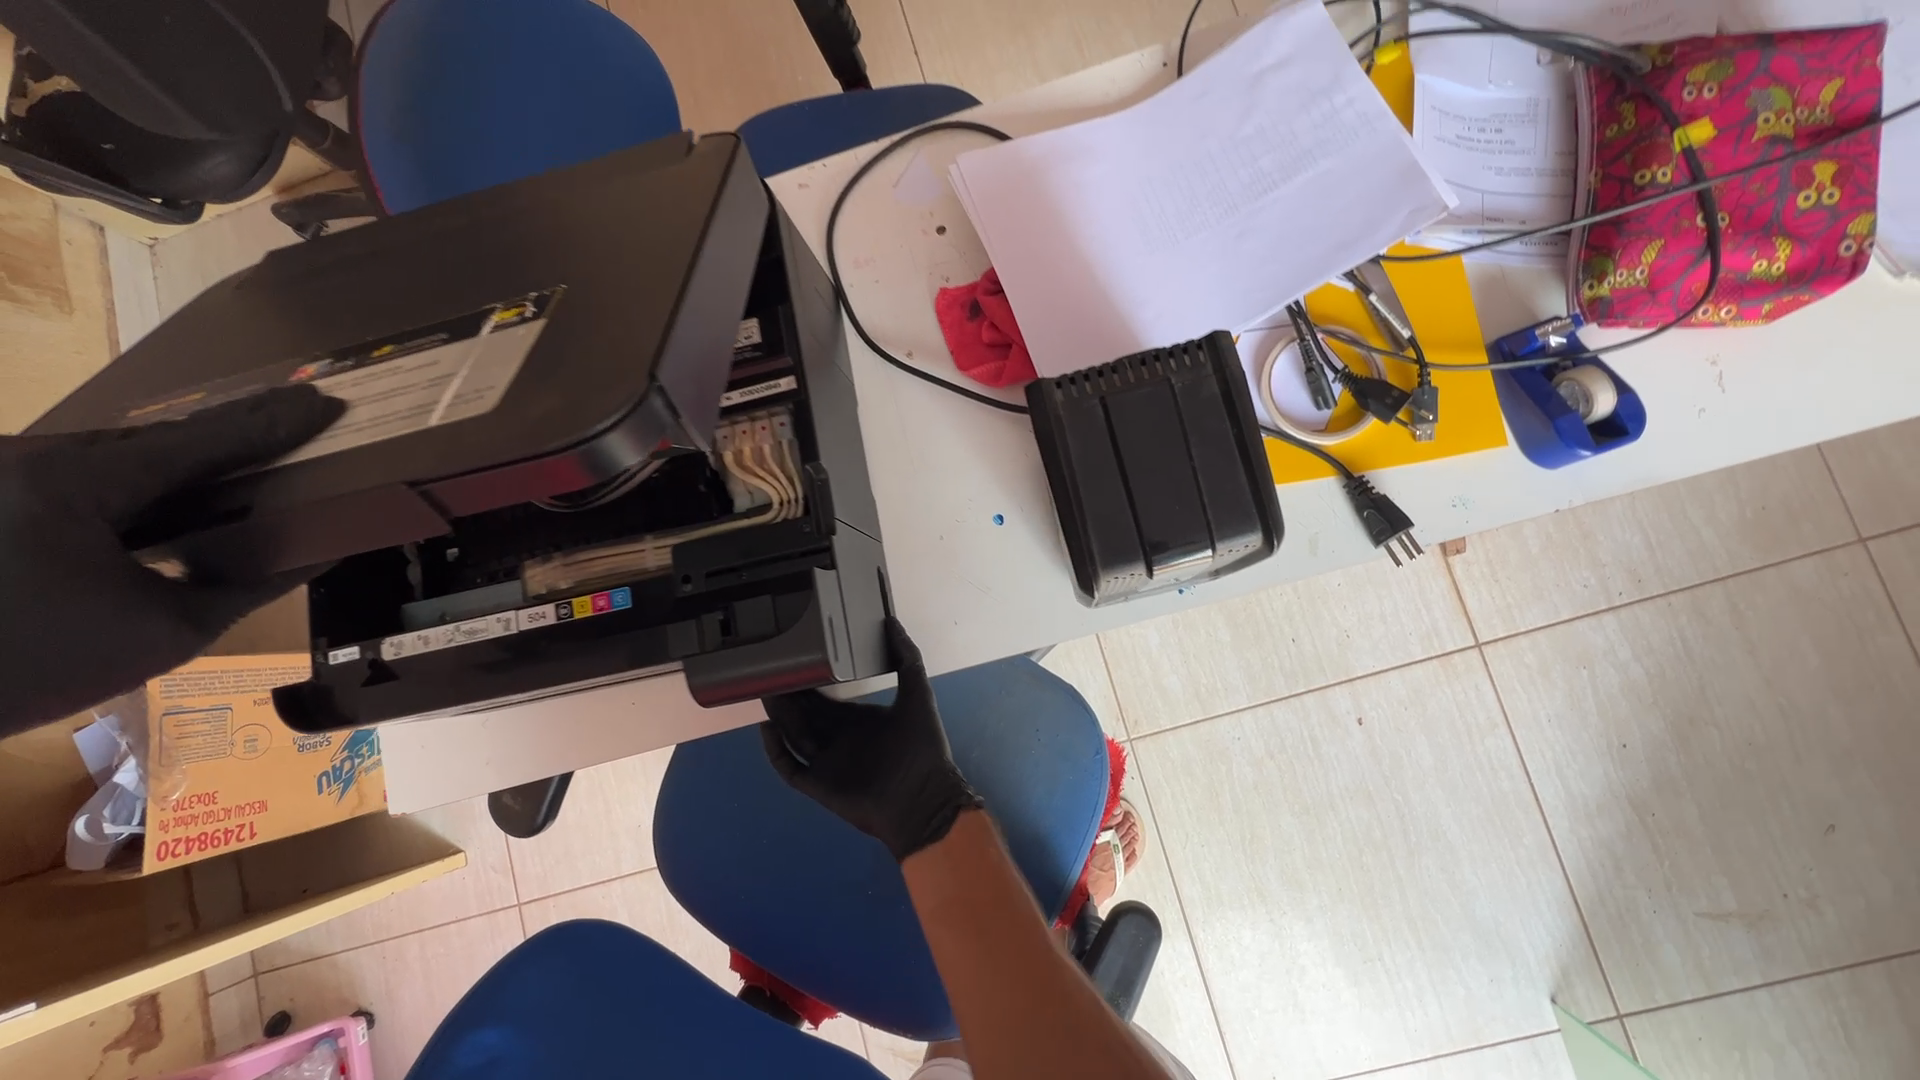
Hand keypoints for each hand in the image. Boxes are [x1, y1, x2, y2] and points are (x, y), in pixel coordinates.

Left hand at [0, 385, 345, 732]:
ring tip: (259, 455)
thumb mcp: (168, 632)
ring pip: (119, 455)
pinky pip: (84, 476)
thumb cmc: (35, 672)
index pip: (197, 443)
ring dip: (190, 460)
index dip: (271, 426)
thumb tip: (321, 551)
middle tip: (303, 419)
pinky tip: (186, 492)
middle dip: (233, 434)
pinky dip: (145, 482)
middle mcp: (21, 458)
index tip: (326, 402)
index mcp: (67, 482)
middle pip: (157, 440)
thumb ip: (251, 583)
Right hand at [761, 618, 982, 860]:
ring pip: (792, 735)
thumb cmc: (923, 748)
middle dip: (786, 696)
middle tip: (766, 670)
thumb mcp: (918, 695)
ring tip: (761, 691)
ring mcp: (827, 763)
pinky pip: (789, 768)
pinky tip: (767, 730)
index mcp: (857, 720)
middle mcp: (838, 739)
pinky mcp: (818, 785)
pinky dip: (776, 751)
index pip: (824, 698)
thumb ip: (907, 658)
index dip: (808, 682)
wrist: (925, 800)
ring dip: (778, 716)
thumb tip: (892, 621)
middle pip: (803, 714)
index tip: (793, 660)